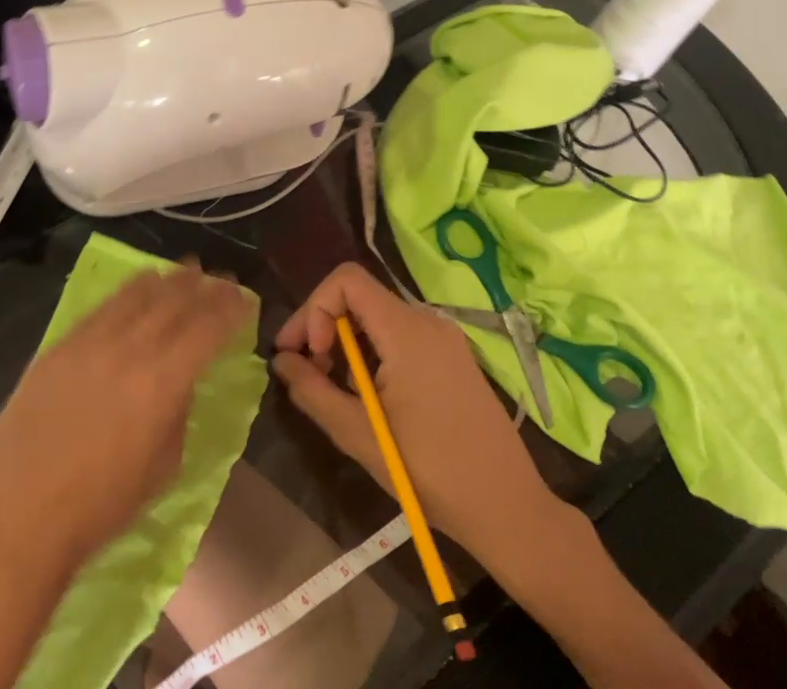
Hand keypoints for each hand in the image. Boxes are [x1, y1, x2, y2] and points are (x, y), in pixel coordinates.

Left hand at [0, 266, 254, 570]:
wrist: (19, 514)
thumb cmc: (101, 506)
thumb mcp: (163, 467)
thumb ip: (177, 415)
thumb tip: (179, 385)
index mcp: (162, 381)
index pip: (206, 328)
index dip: (229, 309)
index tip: (243, 298)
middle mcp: (127, 350)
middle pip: (172, 303)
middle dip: (201, 287)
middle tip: (219, 278)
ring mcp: (87, 345)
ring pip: (133, 297)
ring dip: (164, 282)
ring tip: (183, 271)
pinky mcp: (56, 350)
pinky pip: (99, 309)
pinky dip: (125, 294)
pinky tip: (134, 290)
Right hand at [272, 263, 559, 566]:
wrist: (505, 506)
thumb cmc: (428, 470)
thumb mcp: (357, 432)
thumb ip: (311, 389)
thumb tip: (281, 361)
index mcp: (407, 331)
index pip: (346, 280)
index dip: (313, 309)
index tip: (307, 355)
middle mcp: (429, 322)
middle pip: (360, 297)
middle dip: (324, 329)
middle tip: (310, 376)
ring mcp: (446, 340)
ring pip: (378, 319)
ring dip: (347, 346)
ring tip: (340, 396)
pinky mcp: (454, 360)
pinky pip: (400, 338)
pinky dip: (373, 355)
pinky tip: (372, 400)